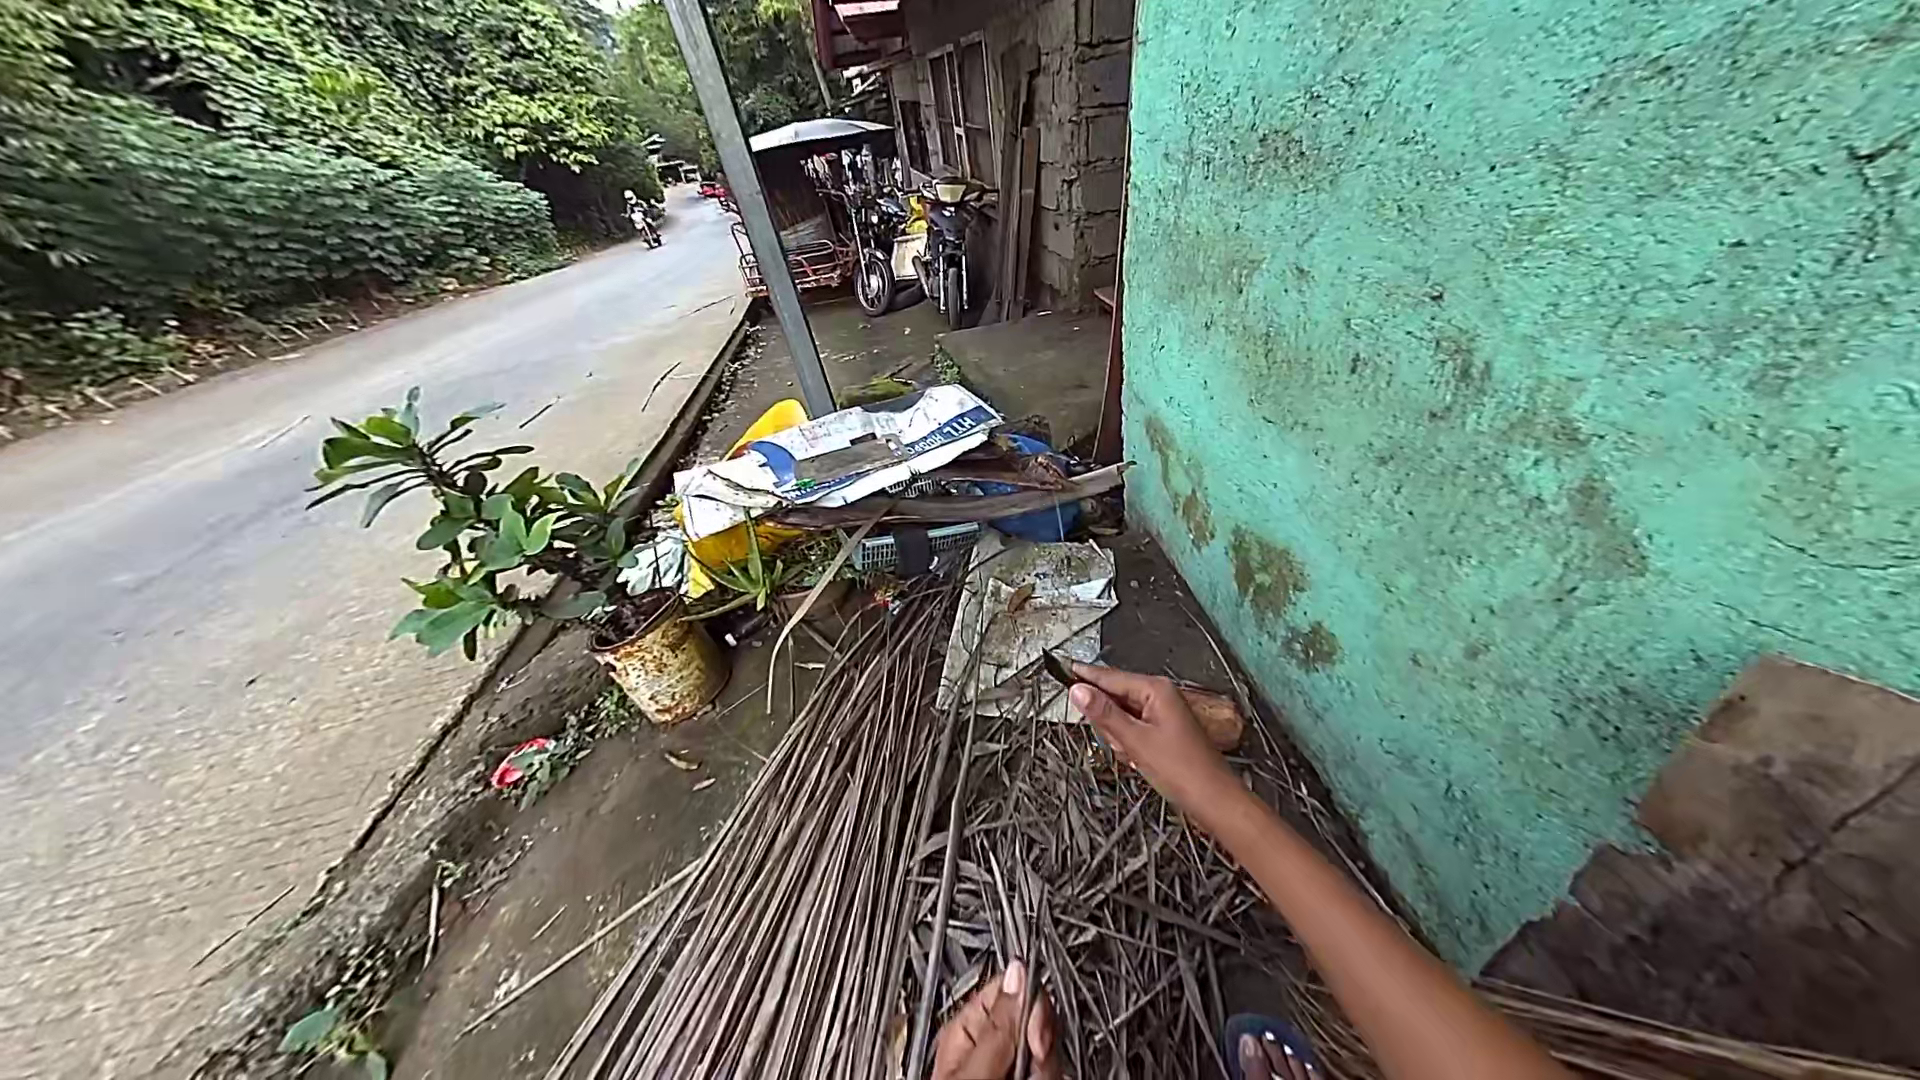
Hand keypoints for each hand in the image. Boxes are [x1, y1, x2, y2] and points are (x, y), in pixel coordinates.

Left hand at [931, 960, 1061, 1079]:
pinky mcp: (1026, 1079)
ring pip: (1050, 1048)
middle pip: (1036, 1018)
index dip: (1033, 1005)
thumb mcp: (975, 1068)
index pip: (1012, 985)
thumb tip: (1018, 968)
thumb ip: (998, 1020)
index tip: (1036, 1039)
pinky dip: (1051, 1077)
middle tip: (1028, 1072)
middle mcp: (987, 1046)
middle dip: (1042, 1045)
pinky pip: (1054, 1069)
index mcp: (965, 1029)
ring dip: (1047, 1068)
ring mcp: (1007, 1066)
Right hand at [1069, 663, 1247, 831]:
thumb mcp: (1135, 741)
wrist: (1215, 801)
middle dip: (1107, 720)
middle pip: (1114, 696)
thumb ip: (1103, 714)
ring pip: (1121, 714)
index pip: (1109, 677)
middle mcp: (1160, 695)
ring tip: (1132, 754)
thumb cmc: (1183, 771)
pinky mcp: (1162, 728)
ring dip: (1118, 735)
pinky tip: (1137, 758)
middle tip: (1117, 741)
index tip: (1061, 670)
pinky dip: (1128, 741)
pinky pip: (1132, 727)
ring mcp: (1162, 712)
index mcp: (1155, 689)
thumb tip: (1078, 690)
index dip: (1084, 677)